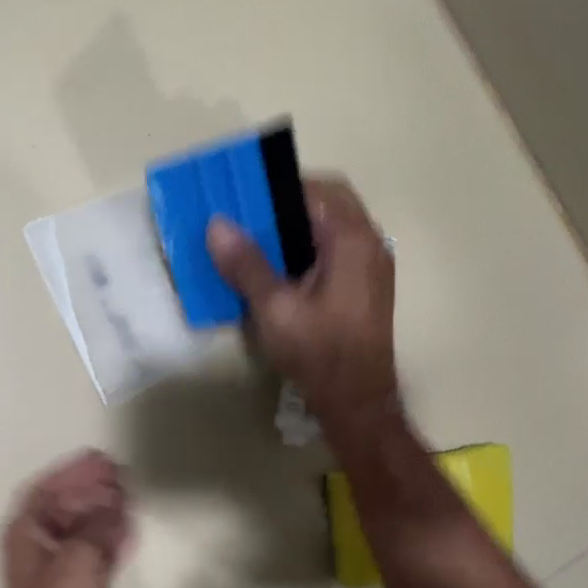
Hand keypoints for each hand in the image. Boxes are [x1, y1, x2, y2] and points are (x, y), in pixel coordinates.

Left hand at [0, 450, 131, 587]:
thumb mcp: (80, 559)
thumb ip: (98, 525)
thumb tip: (115, 505)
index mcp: (23, 533)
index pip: (45, 489)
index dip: (71, 472)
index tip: (100, 459)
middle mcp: (34, 548)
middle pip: (63, 506)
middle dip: (91, 489)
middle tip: (123, 475)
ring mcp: (54, 571)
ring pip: (79, 529)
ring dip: (102, 512)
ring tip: (130, 497)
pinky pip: (92, 553)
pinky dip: (108, 539)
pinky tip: (128, 530)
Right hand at [207, 178, 400, 442]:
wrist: (356, 399)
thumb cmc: (318, 351)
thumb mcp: (274, 309)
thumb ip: (247, 265)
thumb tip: (217, 225)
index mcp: (352, 240)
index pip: (317, 189)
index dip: (277, 187)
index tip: (242, 199)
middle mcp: (369, 243)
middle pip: (327, 204)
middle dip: (285, 207)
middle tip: (246, 222)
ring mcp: (370, 266)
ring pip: (331, 228)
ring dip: (294, 229)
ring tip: (255, 247)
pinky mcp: (364, 287)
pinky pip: (334, 251)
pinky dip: (305, 250)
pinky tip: (278, 274)